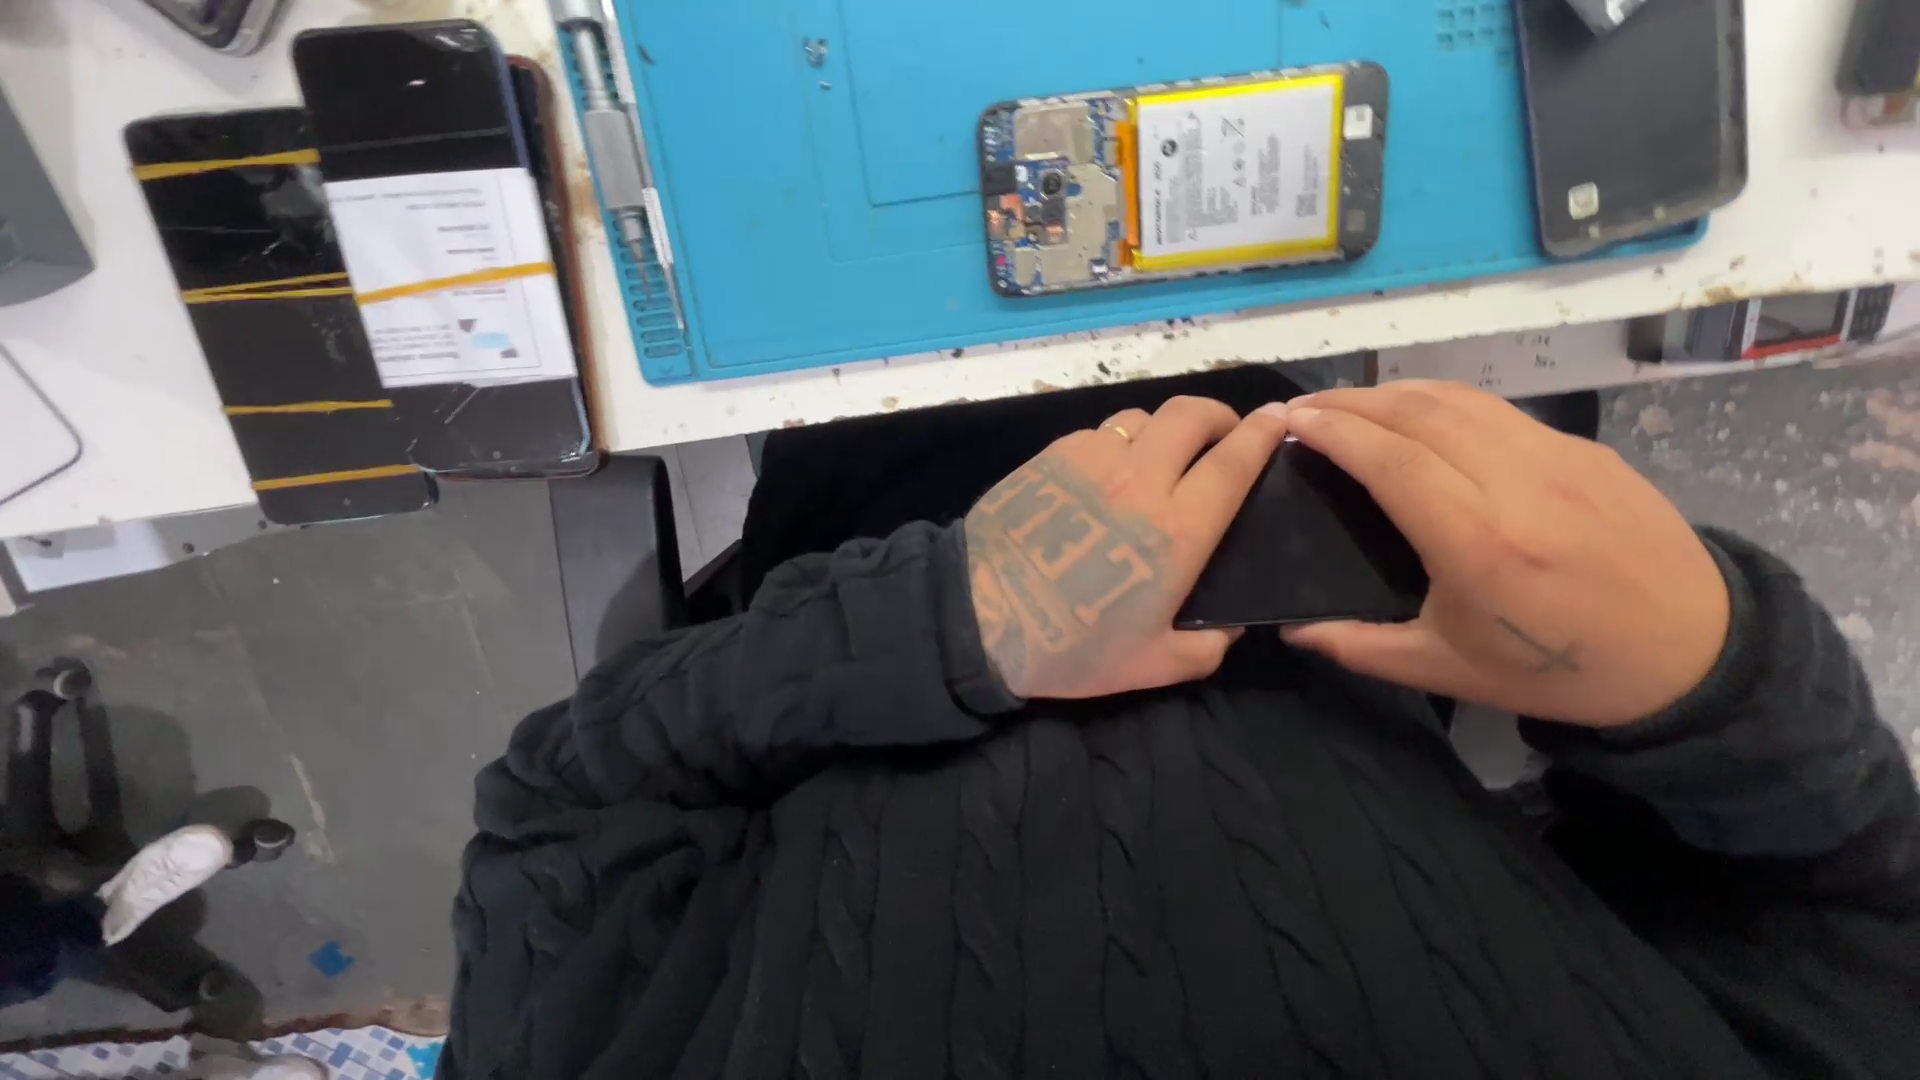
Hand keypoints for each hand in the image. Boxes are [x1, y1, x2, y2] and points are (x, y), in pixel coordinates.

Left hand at [965, 396, 1290, 698]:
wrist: (978, 619)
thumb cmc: (1070, 646)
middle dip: (1218, 416)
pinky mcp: (1049, 458)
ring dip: (1164, 429)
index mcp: (1177, 529)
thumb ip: (1208, 646)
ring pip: (1141, 418)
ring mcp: (1090, 461)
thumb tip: (1232, 623)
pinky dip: (1116, 443)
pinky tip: (1106, 473)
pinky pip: (1097, 433)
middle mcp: (1140, 480)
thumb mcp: (1154, 665)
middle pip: (1191, 415)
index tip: (1277, 420)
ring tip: (1162, 456)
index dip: (1262, 434)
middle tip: (1223, 437)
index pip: (1234, 461)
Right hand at [1280, 381, 1728, 727]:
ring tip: (1348, 403)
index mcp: (1478, 543)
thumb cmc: (1556, 670)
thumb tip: (1291, 629)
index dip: (1335, 432)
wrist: (1696, 656)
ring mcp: (1559, 458)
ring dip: (1392, 392)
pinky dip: (1439, 401)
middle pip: (1418, 413)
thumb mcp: (1445, 671)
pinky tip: (1415, 416)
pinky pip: (1496, 410)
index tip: (1291, 421)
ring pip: (1459, 399)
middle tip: (1303, 406)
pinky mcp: (1585, 450)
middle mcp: (1518, 484)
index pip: (1391, 461)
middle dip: (1350, 400)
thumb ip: (1358, 647)